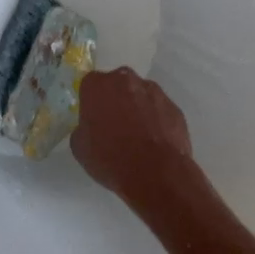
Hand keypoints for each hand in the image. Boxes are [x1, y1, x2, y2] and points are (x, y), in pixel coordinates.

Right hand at [71, 67, 193, 199]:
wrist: (156, 174)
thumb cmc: (111, 159)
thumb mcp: (80, 148)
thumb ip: (82, 129)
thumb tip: (89, 128)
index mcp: (96, 85)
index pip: (90, 86)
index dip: (92, 104)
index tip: (95, 121)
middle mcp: (124, 79)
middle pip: (117, 85)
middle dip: (116, 101)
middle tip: (117, 127)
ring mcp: (152, 91)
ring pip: (141, 95)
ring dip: (139, 109)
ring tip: (140, 138)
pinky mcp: (174, 107)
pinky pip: (161, 111)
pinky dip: (158, 121)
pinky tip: (157, 143)